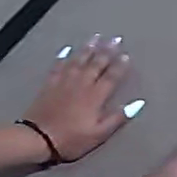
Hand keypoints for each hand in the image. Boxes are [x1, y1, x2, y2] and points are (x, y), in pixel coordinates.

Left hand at [20, 35, 139, 161]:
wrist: (38, 138)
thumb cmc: (72, 139)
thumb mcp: (99, 134)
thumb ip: (118, 117)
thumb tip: (138, 102)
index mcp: (95, 96)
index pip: (111, 77)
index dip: (120, 66)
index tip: (126, 55)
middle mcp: (82, 84)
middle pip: (96, 63)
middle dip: (107, 50)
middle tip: (116, 38)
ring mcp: (64, 82)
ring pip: (79, 60)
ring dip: (88, 48)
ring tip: (96, 37)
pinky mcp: (50, 84)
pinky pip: (58, 65)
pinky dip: (64, 56)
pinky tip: (68, 48)